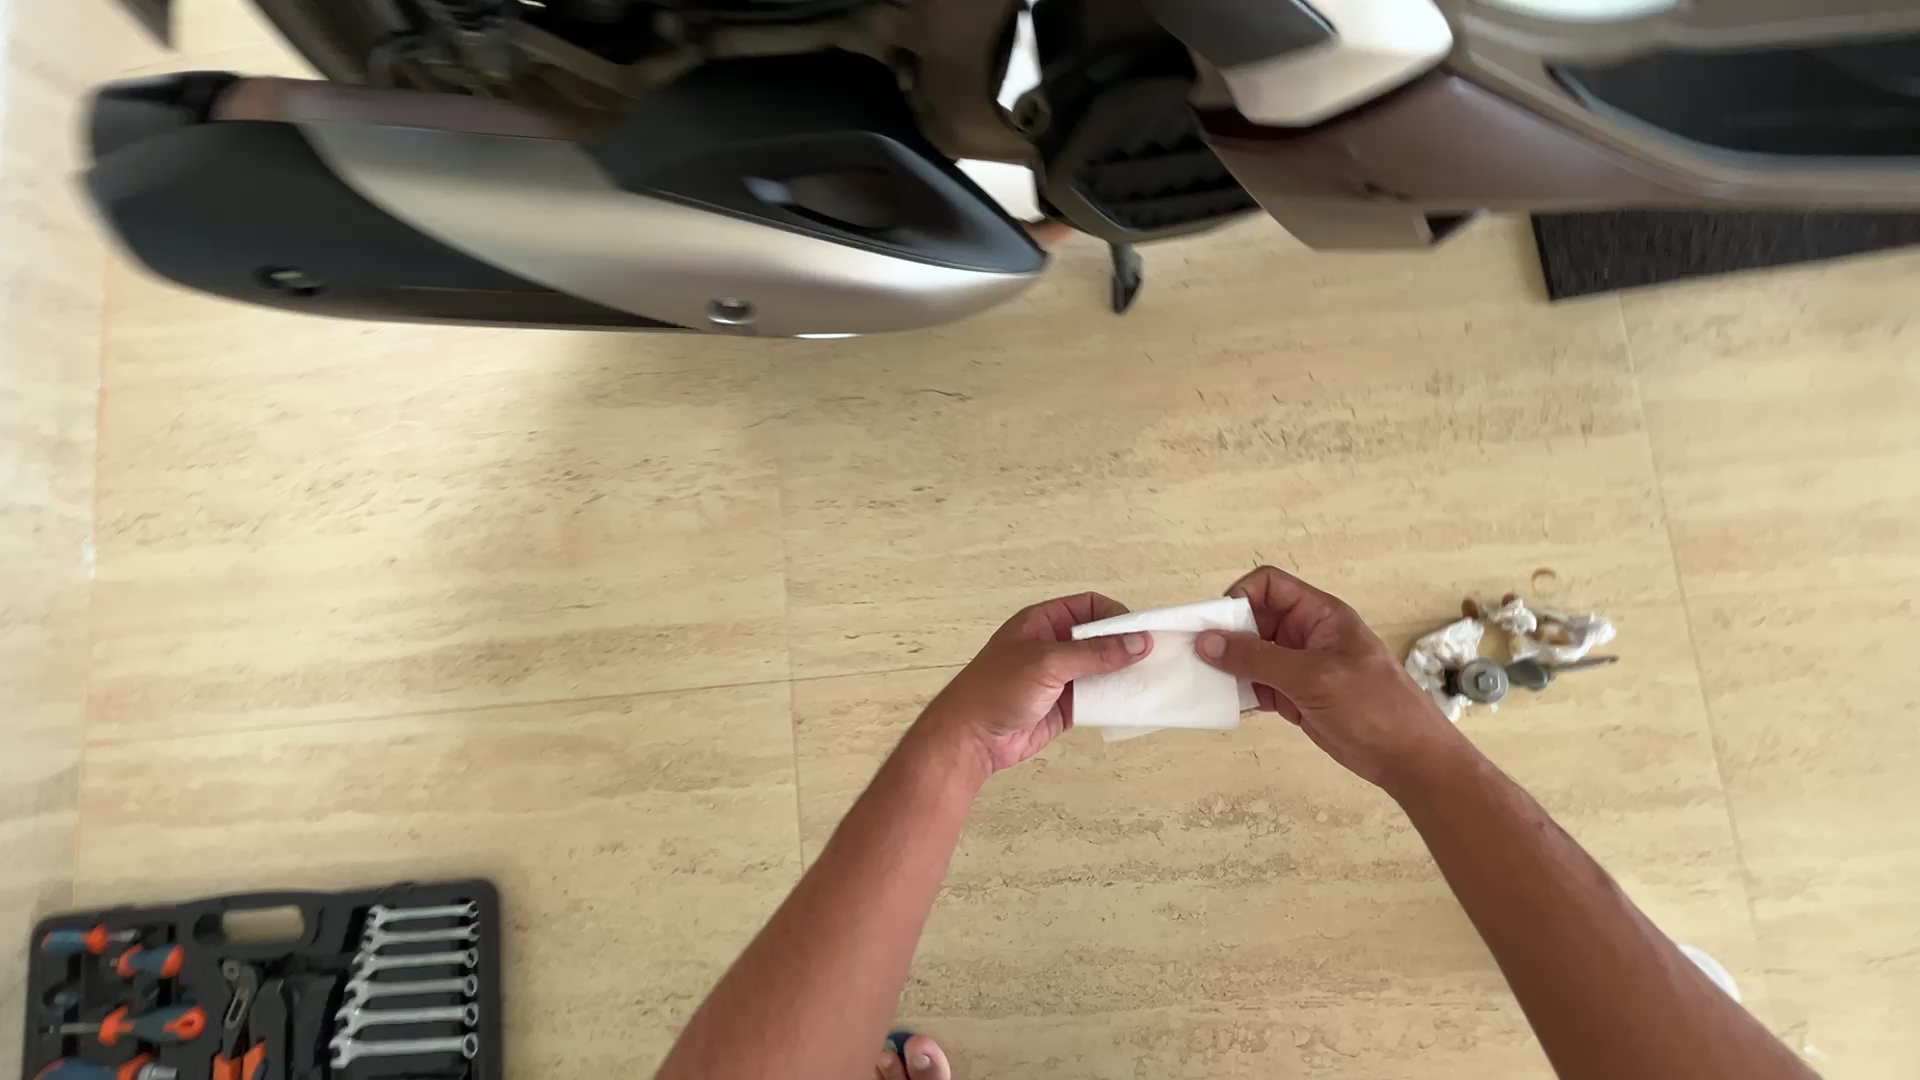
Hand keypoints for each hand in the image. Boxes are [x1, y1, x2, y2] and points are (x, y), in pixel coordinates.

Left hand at [918, 593, 1152, 774]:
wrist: (971, 737)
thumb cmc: (996, 689)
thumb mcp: (1047, 662)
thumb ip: (1094, 653)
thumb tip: (1137, 643)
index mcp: (1043, 622)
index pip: (1089, 607)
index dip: (1115, 615)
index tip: (1141, 632)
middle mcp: (1053, 645)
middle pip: (1099, 638)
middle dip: (1125, 647)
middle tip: (1156, 658)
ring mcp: (1059, 677)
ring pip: (1101, 669)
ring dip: (1124, 675)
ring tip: (1154, 680)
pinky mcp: (1065, 706)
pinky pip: (1097, 698)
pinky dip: (1115, 700)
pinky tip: (1134, 703)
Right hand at [1194, 566, 1466, 790]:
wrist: (1409, 760)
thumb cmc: (1373, 706)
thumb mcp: (1312, 676)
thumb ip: (1257, 658)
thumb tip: (1206, 641)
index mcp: (1318, 615)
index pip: (1269, 586)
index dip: (1240, 596)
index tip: (1216, 623)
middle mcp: (1304, 634)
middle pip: (1252, 619)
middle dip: (1226, 634)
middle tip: (1199, 656)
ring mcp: (1297, 666)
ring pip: (1249, 653)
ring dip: (1228, 665)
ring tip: (1206, 681)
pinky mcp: (1292, 695)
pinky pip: (1254, 683)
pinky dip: (1238, 690)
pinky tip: (1225, 702)